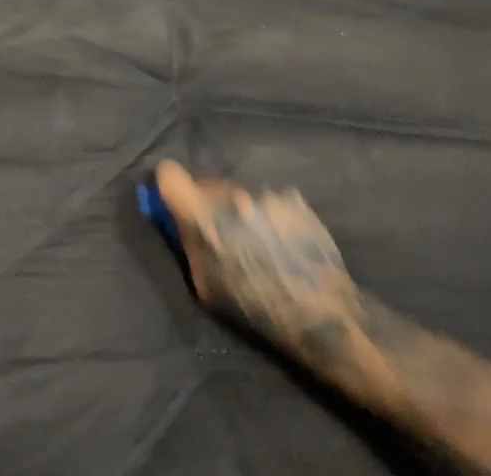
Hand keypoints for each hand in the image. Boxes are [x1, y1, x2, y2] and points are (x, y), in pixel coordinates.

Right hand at [154, 160, 364, 363]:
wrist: (322, 316)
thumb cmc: (253, 307)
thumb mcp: (204, 284)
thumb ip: (189, 244)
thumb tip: (179, 221)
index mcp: (203, 215)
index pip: (170, 174)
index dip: (169, 185)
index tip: (174, 199)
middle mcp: (233, 194)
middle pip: (207, 183)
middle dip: (208, 202)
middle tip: (220, 231)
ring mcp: (267, 194)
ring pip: (240, 192)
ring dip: (240, 209)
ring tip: (257, 240)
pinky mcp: (296, 200)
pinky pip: (269, 200)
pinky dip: (268, 215)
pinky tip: (280, 241)